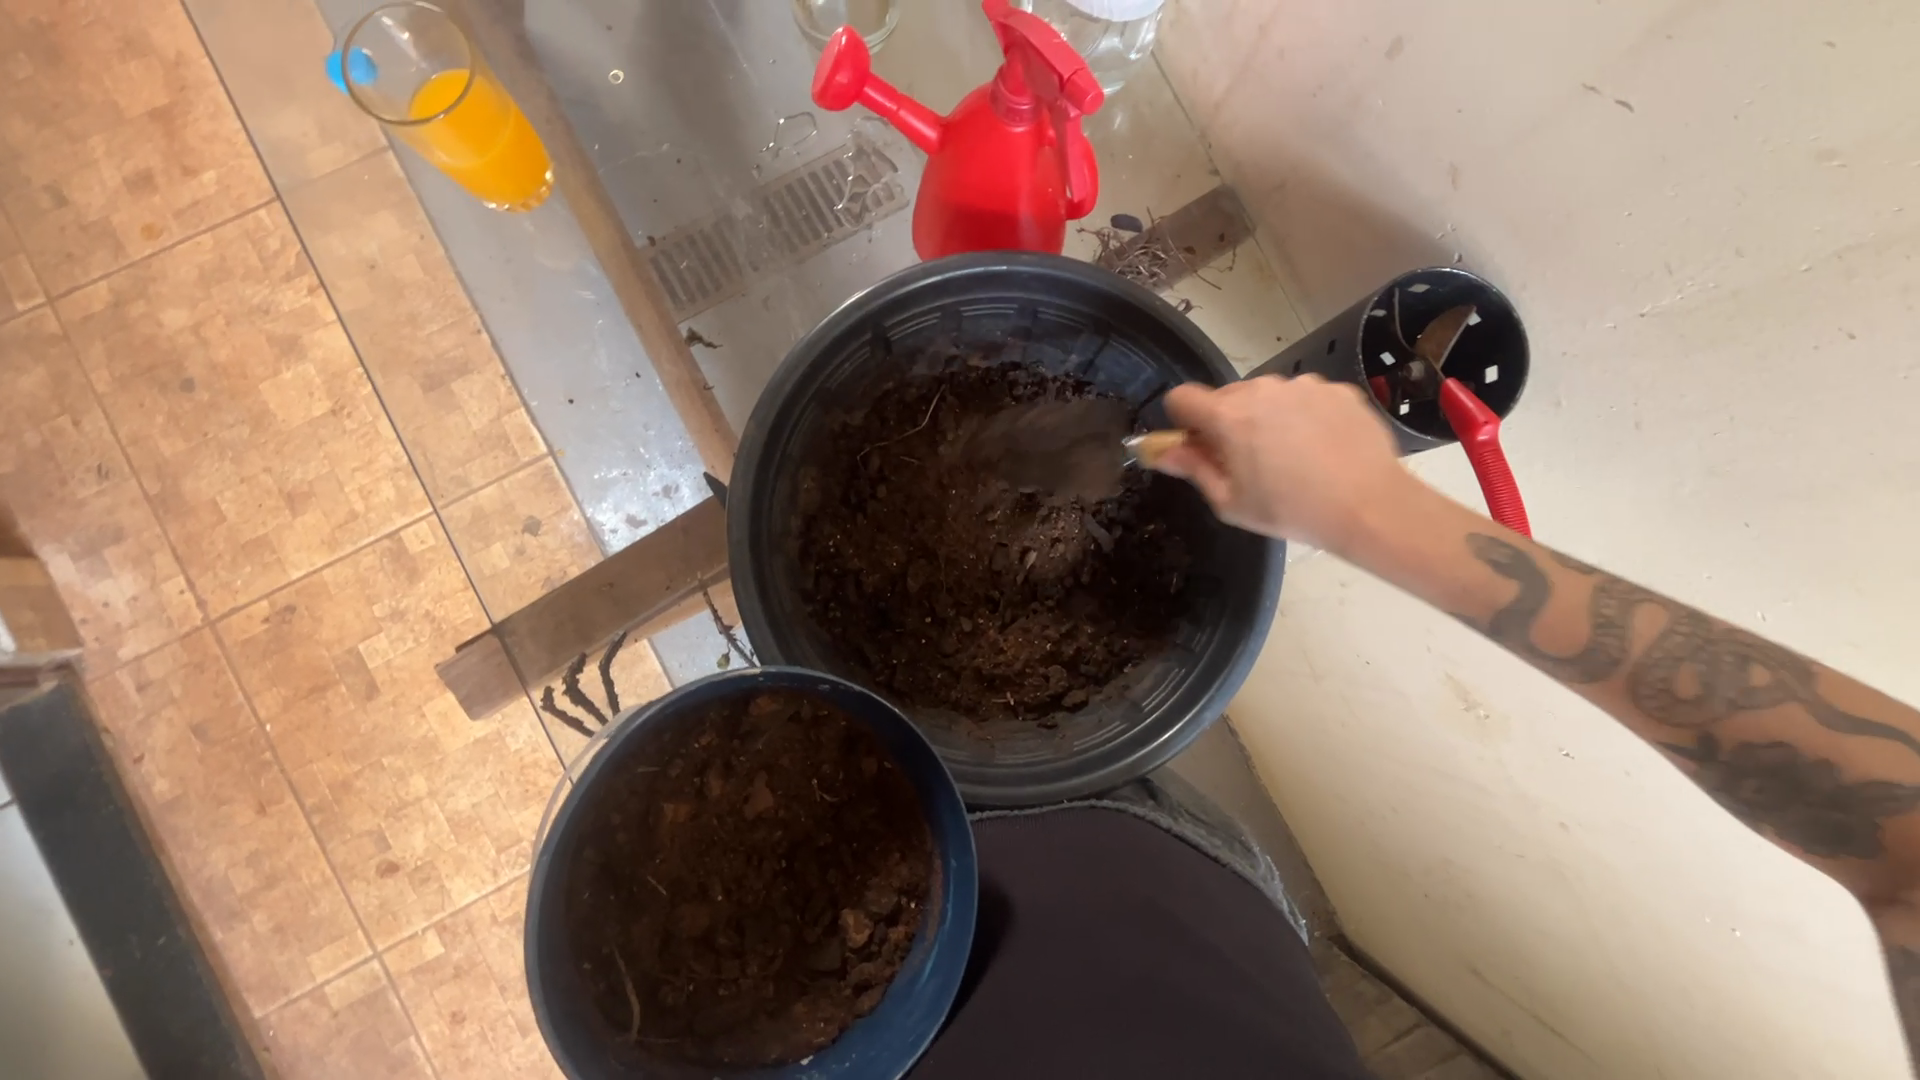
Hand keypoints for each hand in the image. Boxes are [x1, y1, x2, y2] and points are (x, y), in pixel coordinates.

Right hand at [1151, 375, 1407, 550]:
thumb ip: (1192, 468)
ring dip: (1266, 418)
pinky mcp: (1337, 390)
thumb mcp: (1230, 502)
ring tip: (1291, 457)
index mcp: (1229, 415)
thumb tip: (1161, 451)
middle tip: (1248, 461)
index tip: (1198, 445)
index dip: (1183, 421)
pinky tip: (1320, 449)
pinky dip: (1304, 417)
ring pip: (1267, 397)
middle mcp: (1263, 389)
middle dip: (1228, 423)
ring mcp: (1304, 386)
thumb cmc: (1291, 510)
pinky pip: (1305, 398)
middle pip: (1226, 397)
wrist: (1370, 506)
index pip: (1182, 397)